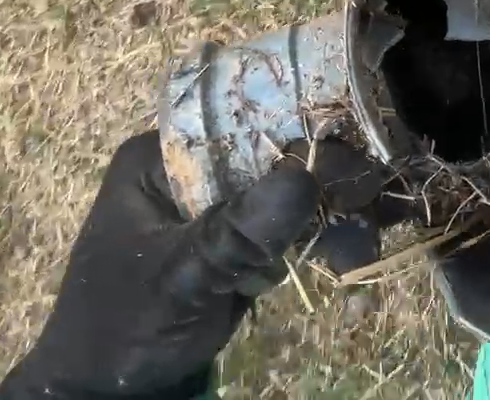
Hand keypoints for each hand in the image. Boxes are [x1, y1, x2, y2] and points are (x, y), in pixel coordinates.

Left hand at [0, 132, 388, 398]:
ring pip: (295, 181)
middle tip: (374, 191)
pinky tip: (363, 240)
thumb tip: (305, 178)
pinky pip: (295, 217)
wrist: (110, 399)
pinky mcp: (244, 229)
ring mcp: (223, 195)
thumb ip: (236, 233)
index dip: (301, 126)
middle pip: (278, 147)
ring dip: (338, 203)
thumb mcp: (179, 279)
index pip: (243, 118)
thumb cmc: (123, 331)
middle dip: (330, 171)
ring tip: (378, 224)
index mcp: (163, 156)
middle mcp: (196, 163)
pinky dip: (329, 229)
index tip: (351, 148)